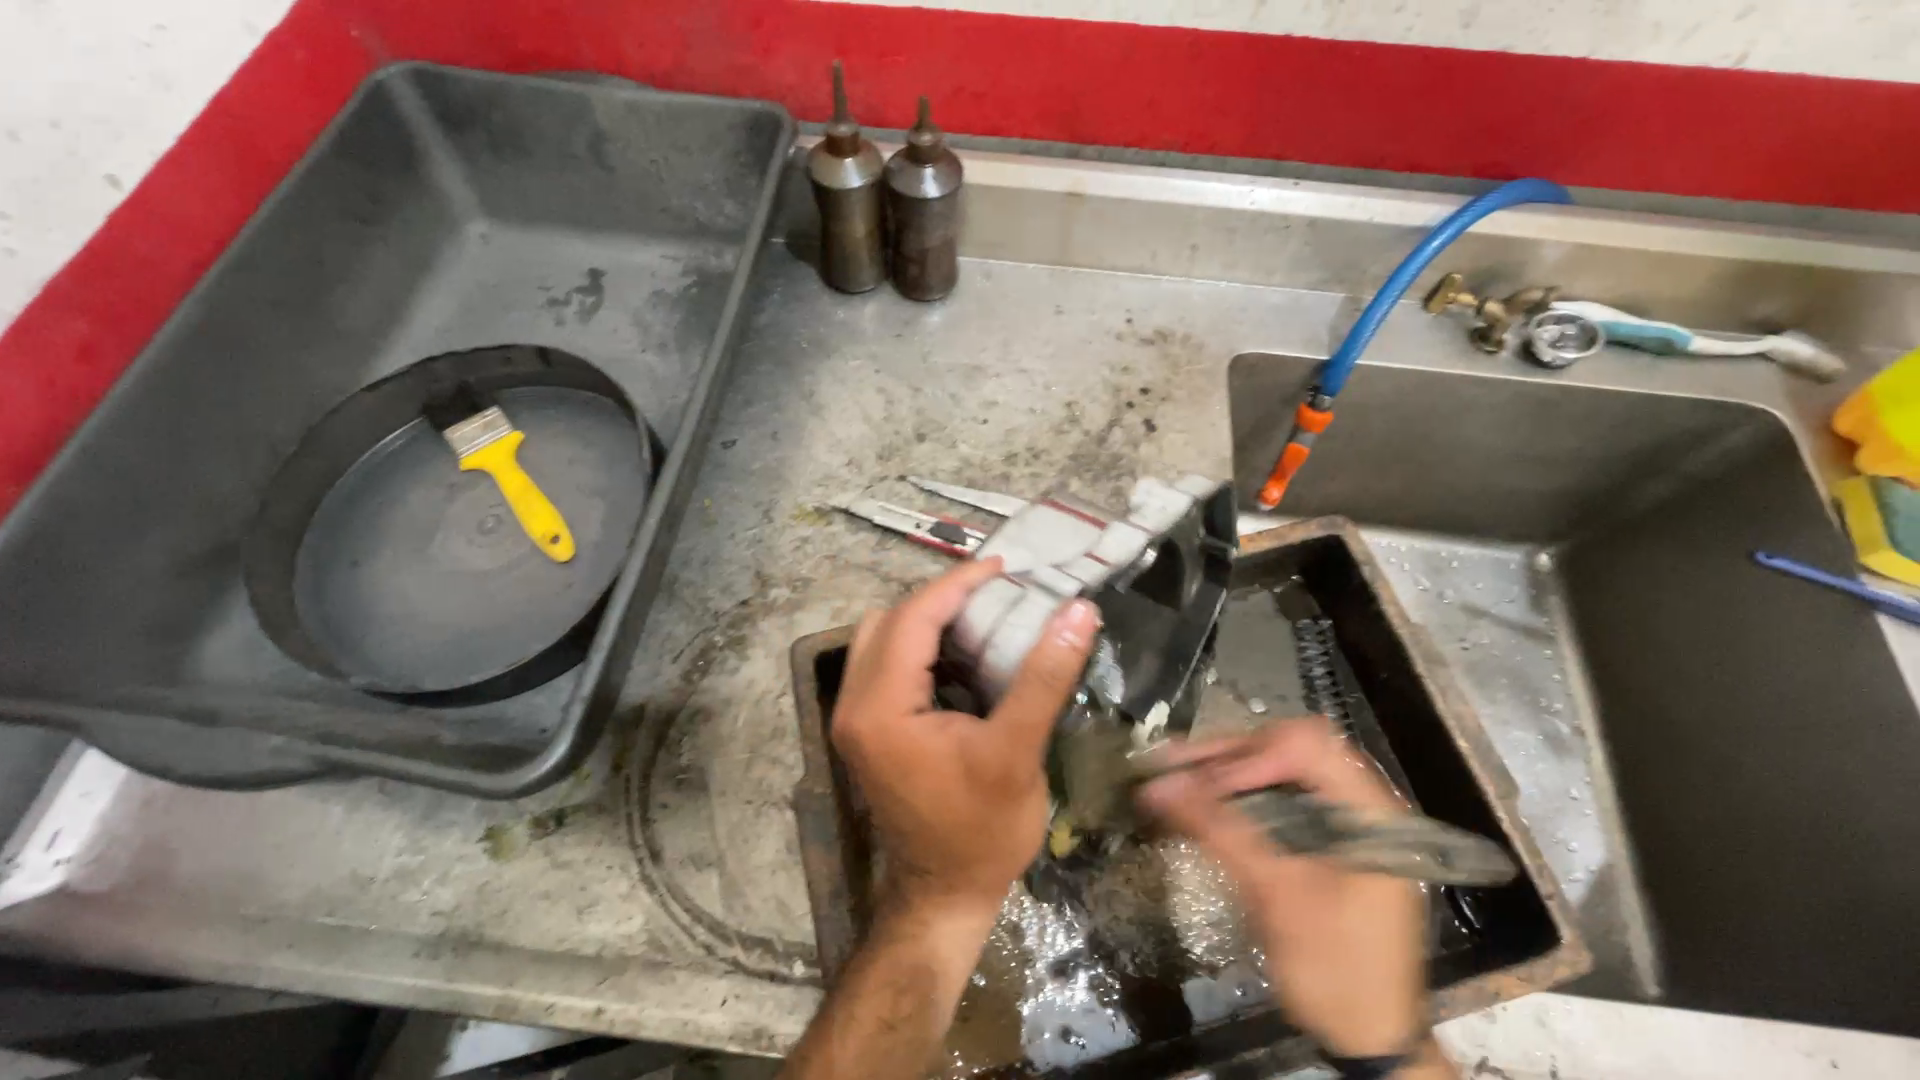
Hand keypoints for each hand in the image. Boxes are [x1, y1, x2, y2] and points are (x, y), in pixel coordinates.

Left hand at [832, 557, 1100, 917]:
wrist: (945, 894)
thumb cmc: (981, 830)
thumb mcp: (1016, 751)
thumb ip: (1043, 676)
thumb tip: (1077, 611)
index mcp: (880, 706)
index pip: (912, 618)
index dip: (957, 584)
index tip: (1003, 568)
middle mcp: (853, 705)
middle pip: (890, 621)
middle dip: (942, 598)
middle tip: (998, 592)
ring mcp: (855, 719)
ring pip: (882, 639)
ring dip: (928, 620)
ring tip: (983, 615)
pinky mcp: (867, 730)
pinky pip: (885, 665)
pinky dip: (920, 647)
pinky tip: (963, 653)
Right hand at [1138, 716, 1428, 1058]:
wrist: (1369, 1039)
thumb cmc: (1336, 970)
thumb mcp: (1276, 898)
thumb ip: (1220, 832)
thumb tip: (1156, 785)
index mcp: (1369, 811)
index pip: (1307, 746)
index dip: (1251, 754)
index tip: (1202, 784)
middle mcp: (1356, 805)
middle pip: (1285, 753)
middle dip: (1223, 758)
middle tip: (1166, 765)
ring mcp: (1338, 825)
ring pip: (1272, 777)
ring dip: (1219, 777)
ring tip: (1166, 779)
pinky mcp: (1318, 846)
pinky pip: (1271, 806)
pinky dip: (1231, 803)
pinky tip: (1192, 806)